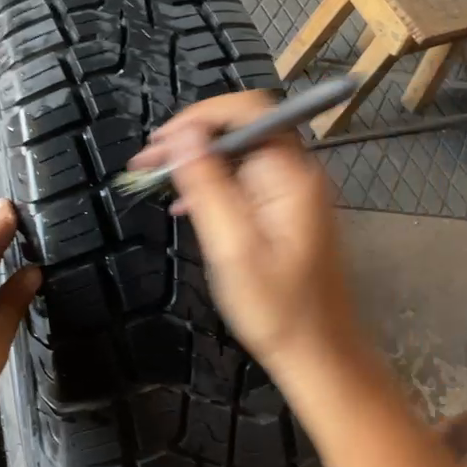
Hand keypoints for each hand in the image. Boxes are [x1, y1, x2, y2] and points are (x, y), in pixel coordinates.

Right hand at [129, 92, 363, 374]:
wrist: (319, 355)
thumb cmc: (277, 310)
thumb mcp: (232, 247)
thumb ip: (207, 185)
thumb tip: (183, 134)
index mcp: (291, 176)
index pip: (247, 111)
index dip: (199, 116)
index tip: (160, 141)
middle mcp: (297, 174)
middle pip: (241, 128)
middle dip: (191, 136)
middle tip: (147, 160)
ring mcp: (293, 193)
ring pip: (238, 154)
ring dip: (196, 159)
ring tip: (154, 176)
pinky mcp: (286, 212)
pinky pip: (244, 180)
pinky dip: (211, 183)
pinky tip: (185, 204)